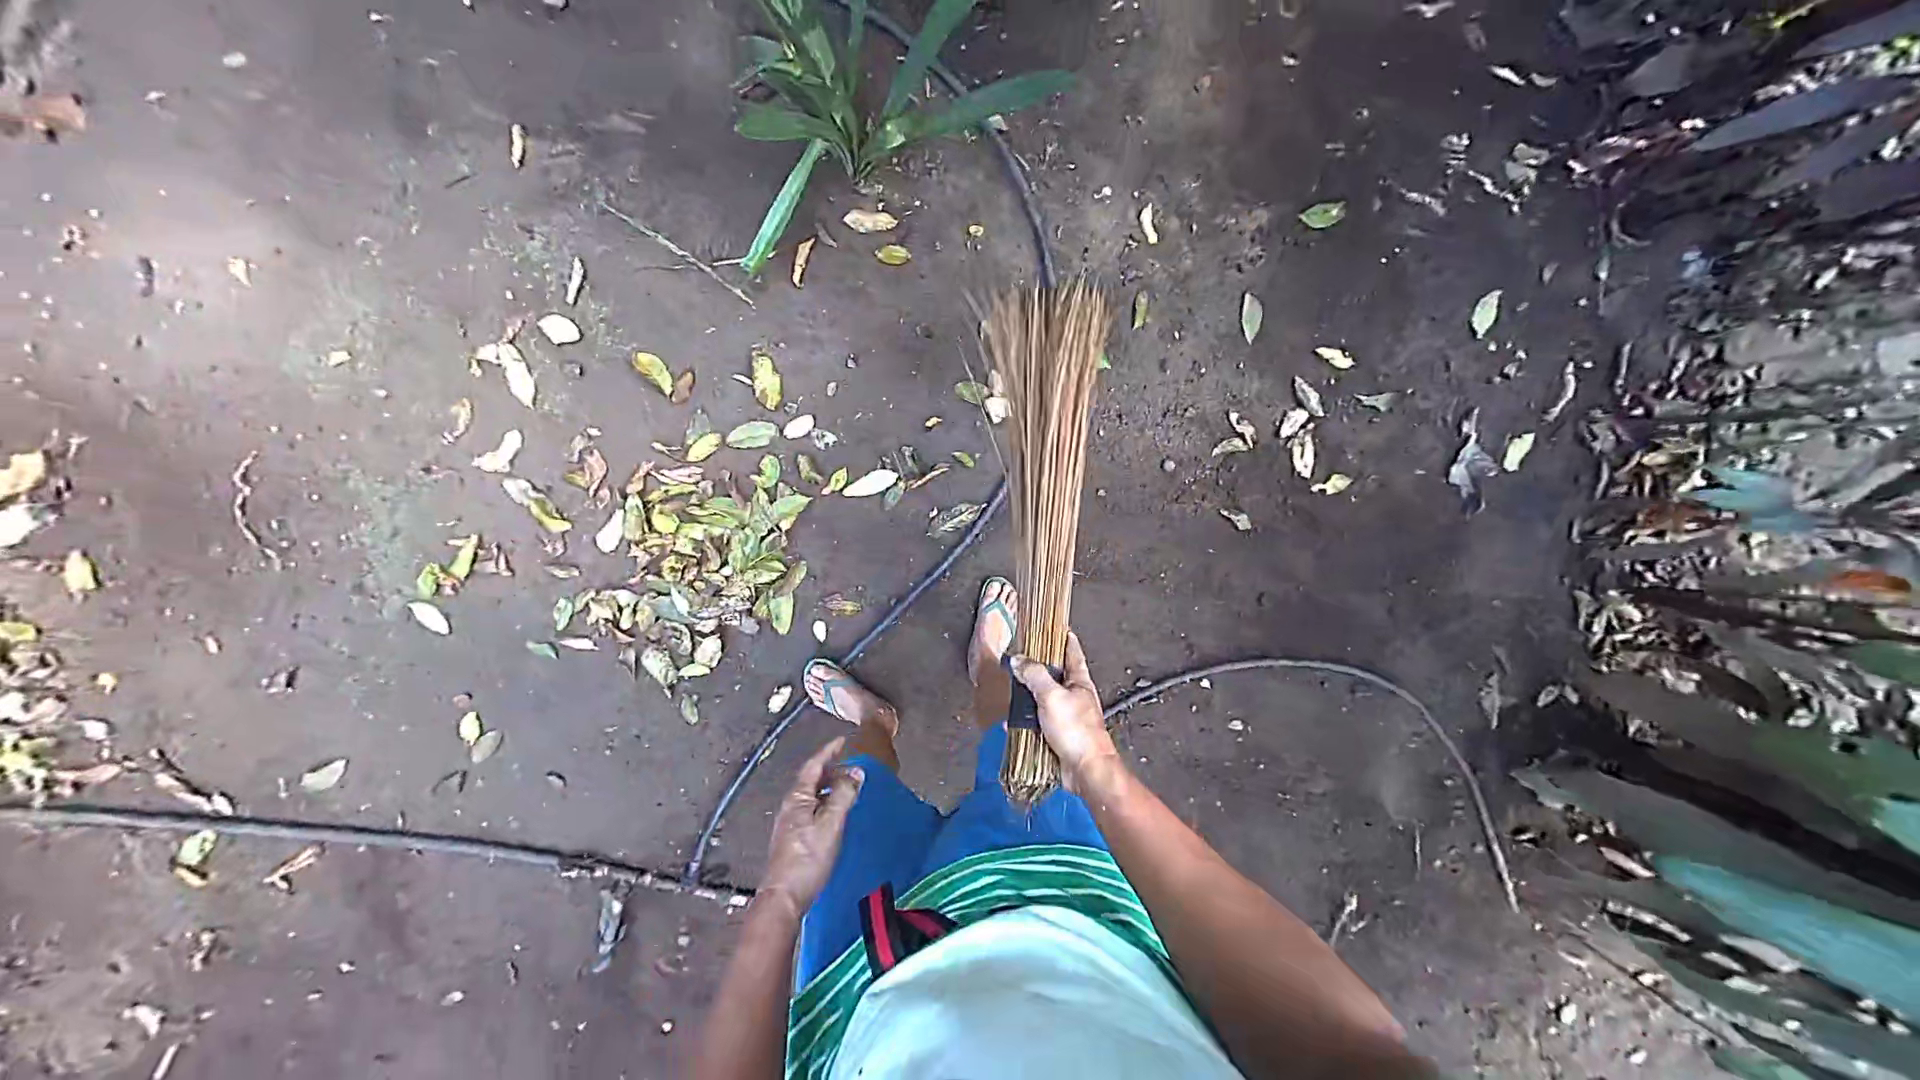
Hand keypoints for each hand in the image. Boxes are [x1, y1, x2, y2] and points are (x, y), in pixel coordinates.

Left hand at [759, 737, 862, 919]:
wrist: (784, 897)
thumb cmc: (808, 859)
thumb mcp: (831, 824)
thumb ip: (844, 796)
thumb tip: (856, 772)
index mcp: (797, 798)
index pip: (814, 766)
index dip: (828, 751)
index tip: (843, 741)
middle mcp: (790, 807)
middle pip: (812, 779)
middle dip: (831, 769)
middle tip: (851, 765)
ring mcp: (790, 823)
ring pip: (812, 795)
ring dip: (829, 786)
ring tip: (848, 786)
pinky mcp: (793, 838)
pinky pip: (812, 809)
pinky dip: (826, 802)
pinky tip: (836, 813)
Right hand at [1010, 632, 1119, 794]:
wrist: (1086, 770)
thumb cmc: (1076, 730)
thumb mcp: (1051, 696)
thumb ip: (1034, 675)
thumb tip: (1017, 660)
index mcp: (1079, 681)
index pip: (1072, 652)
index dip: (1063, 638)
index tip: (1054, 627)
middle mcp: (1075, 696)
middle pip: (1054, 674)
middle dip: (1037, 668)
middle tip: (1020, 658)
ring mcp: (1067, 715)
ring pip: (1043, 699)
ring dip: (1027, 697)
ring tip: (1012, 690)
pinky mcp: (1058, 734)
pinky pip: (1037, 722)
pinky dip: (1025, 721)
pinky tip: (1012, 723)